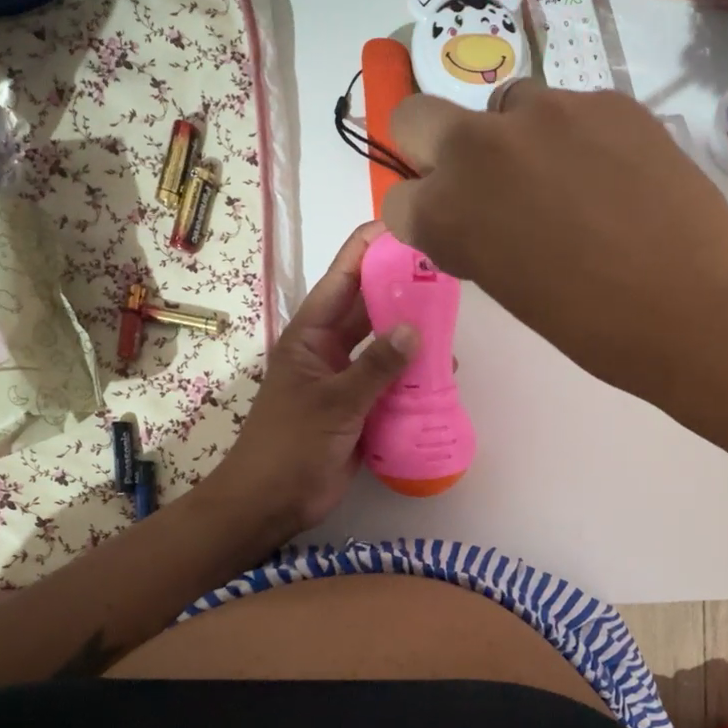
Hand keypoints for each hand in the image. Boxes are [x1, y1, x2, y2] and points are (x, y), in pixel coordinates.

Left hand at [196, 221, 416, 543]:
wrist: (273, 501)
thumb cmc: (290, 445)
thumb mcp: (334, 402)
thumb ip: (375, 367)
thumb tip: (415, 330)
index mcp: (310, 336)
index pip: (341, 281)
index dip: (366, 251)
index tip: (399, 226)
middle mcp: (330, 352)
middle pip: (369, 311)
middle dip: (401, 292)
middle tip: (444, 274)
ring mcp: (346, 381)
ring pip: (385, 349)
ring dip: (413, 339)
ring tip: (453, 325)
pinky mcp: (362, 411)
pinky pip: (392, 385)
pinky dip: (415, 379)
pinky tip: (444, 376)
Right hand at [381, 82, 727, 396]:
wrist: (698, 308)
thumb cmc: (602, 331)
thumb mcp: (519, 294)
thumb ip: (483, 243)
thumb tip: (486, 220)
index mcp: (449, 212)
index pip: (399, 200)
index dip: (427, 218)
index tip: (459, 234)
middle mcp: (482, 147)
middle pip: (421, 118)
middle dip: (440, 153)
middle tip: (491, 191)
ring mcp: (548, 112)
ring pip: (507, 108)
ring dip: (521, 141)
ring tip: (574, 190)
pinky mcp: (608, 100)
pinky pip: (573, 111)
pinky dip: (582, 140)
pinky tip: (621, 183)